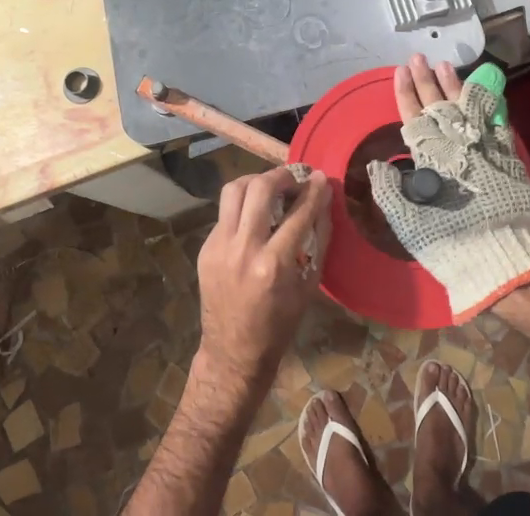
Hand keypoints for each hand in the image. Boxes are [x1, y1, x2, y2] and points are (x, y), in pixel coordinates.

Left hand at [196, 165, 331, 382]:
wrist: (233, 352)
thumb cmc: (279, 324)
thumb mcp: (308, 286)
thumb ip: (318, 240)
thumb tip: (324, 202)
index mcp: (273, 264)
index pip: (298, 213)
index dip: (313, 191)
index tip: (321, 178)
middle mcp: (243, 249)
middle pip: (259, 189)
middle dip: (281, 176)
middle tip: (294, 179)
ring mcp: (218, 247)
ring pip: (234, 191)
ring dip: (256, 181)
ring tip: (271, 187)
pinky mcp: (205, 248)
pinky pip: (225, 213)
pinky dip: (243, 207)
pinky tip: (254, 217)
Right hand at [370, 54, 529, 322]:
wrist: (500, 259)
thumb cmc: (449, 243)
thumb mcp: (408, 222)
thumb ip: (390, 190)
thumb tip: (378, 165)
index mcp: (431, 160)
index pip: (414, 118)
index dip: (405, 94)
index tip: (399, 71)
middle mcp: (457, 147)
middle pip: (438, 106)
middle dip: (425, 81)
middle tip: (418, 58)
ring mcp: (484, 149)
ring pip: (467, 108)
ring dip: (454, 86)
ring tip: (445, 66)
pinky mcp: (507, 159)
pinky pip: (495, 123)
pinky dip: (487, 106)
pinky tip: (482, 93)